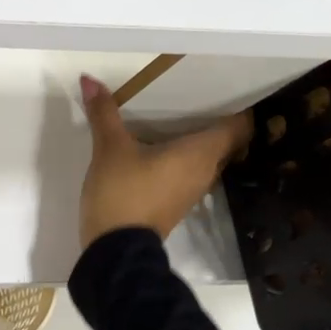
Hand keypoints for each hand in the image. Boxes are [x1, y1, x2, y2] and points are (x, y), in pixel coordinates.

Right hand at [78, 74, 251, 246]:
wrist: (115, 250)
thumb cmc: (123, 193)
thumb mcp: (110, 149)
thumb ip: (104, 113)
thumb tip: (90, 78)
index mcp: (202, 152)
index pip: (240, 124)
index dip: (238, 105)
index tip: (224, 89)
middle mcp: (207, 170)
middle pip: (225, 141)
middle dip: (214, 121)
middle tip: (194, 100)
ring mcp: (192, 191)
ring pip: (206, 159)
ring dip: (196, 143)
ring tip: (174, 123)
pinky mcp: (175, 205)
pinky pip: (189, 174)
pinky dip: (180, 161)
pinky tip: (158, 152)